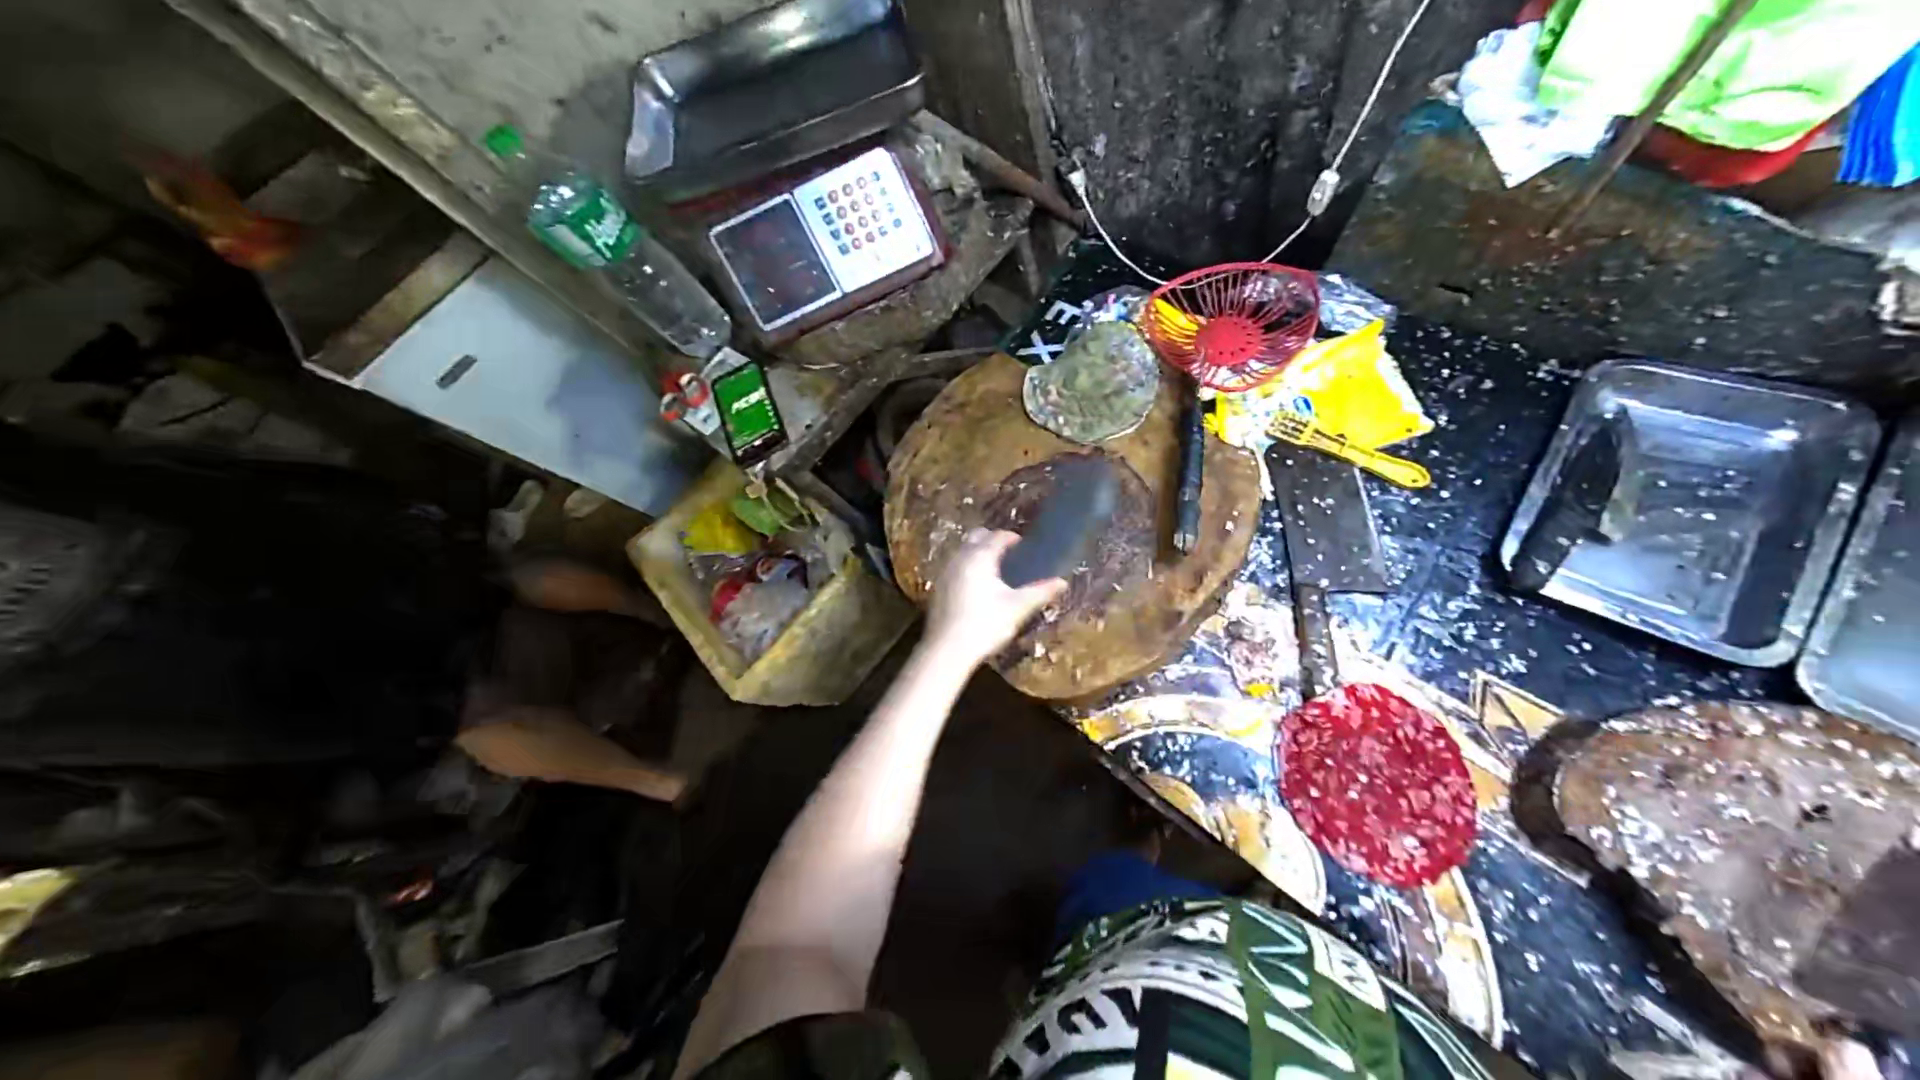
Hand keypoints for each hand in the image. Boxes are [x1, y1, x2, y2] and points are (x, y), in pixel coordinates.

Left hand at [924, 529, 1067, 667]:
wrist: (947, 650)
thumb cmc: (985, 625)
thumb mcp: (1018, 608)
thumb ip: (1040, 592)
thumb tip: (1062, 582)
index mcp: (980, 557)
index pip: (998, 537)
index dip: (1011, 538)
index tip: (1022, 544)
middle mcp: (960, 558)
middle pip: (976, 537)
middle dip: (991, 539)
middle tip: (1008, 552)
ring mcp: (945, 572)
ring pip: (963, 550)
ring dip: (977, 552)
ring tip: (994, 568)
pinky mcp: (938, 587)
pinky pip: (954, 566)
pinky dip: (967, 566)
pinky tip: (975, 585)